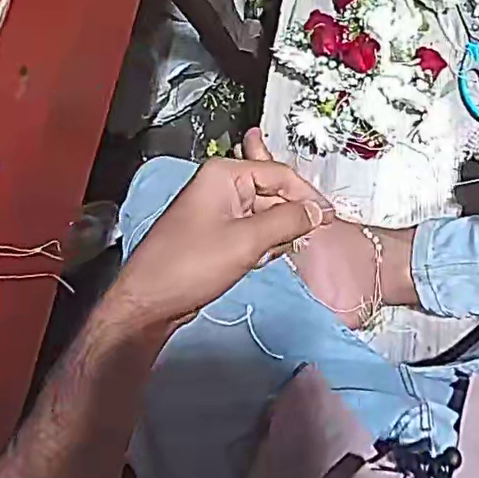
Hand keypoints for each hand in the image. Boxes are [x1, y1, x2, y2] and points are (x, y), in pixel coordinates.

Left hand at [106, 130, 333, 331]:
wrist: (148, 304)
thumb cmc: (192, 265)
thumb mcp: (248, 241)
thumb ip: (289, 220)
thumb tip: (318, 211)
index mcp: (225, 173)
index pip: (280, 174)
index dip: (308, 195)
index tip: (330, 217)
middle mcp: (222, 183)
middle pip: (273, 191)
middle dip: (290, 215)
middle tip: (307, 237)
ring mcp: (218, 207)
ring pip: (265, 211)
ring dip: (275, 232)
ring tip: (270, 252)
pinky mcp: (217, 230)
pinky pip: (252, 227)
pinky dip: (262, 241)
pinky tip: (258, 259)